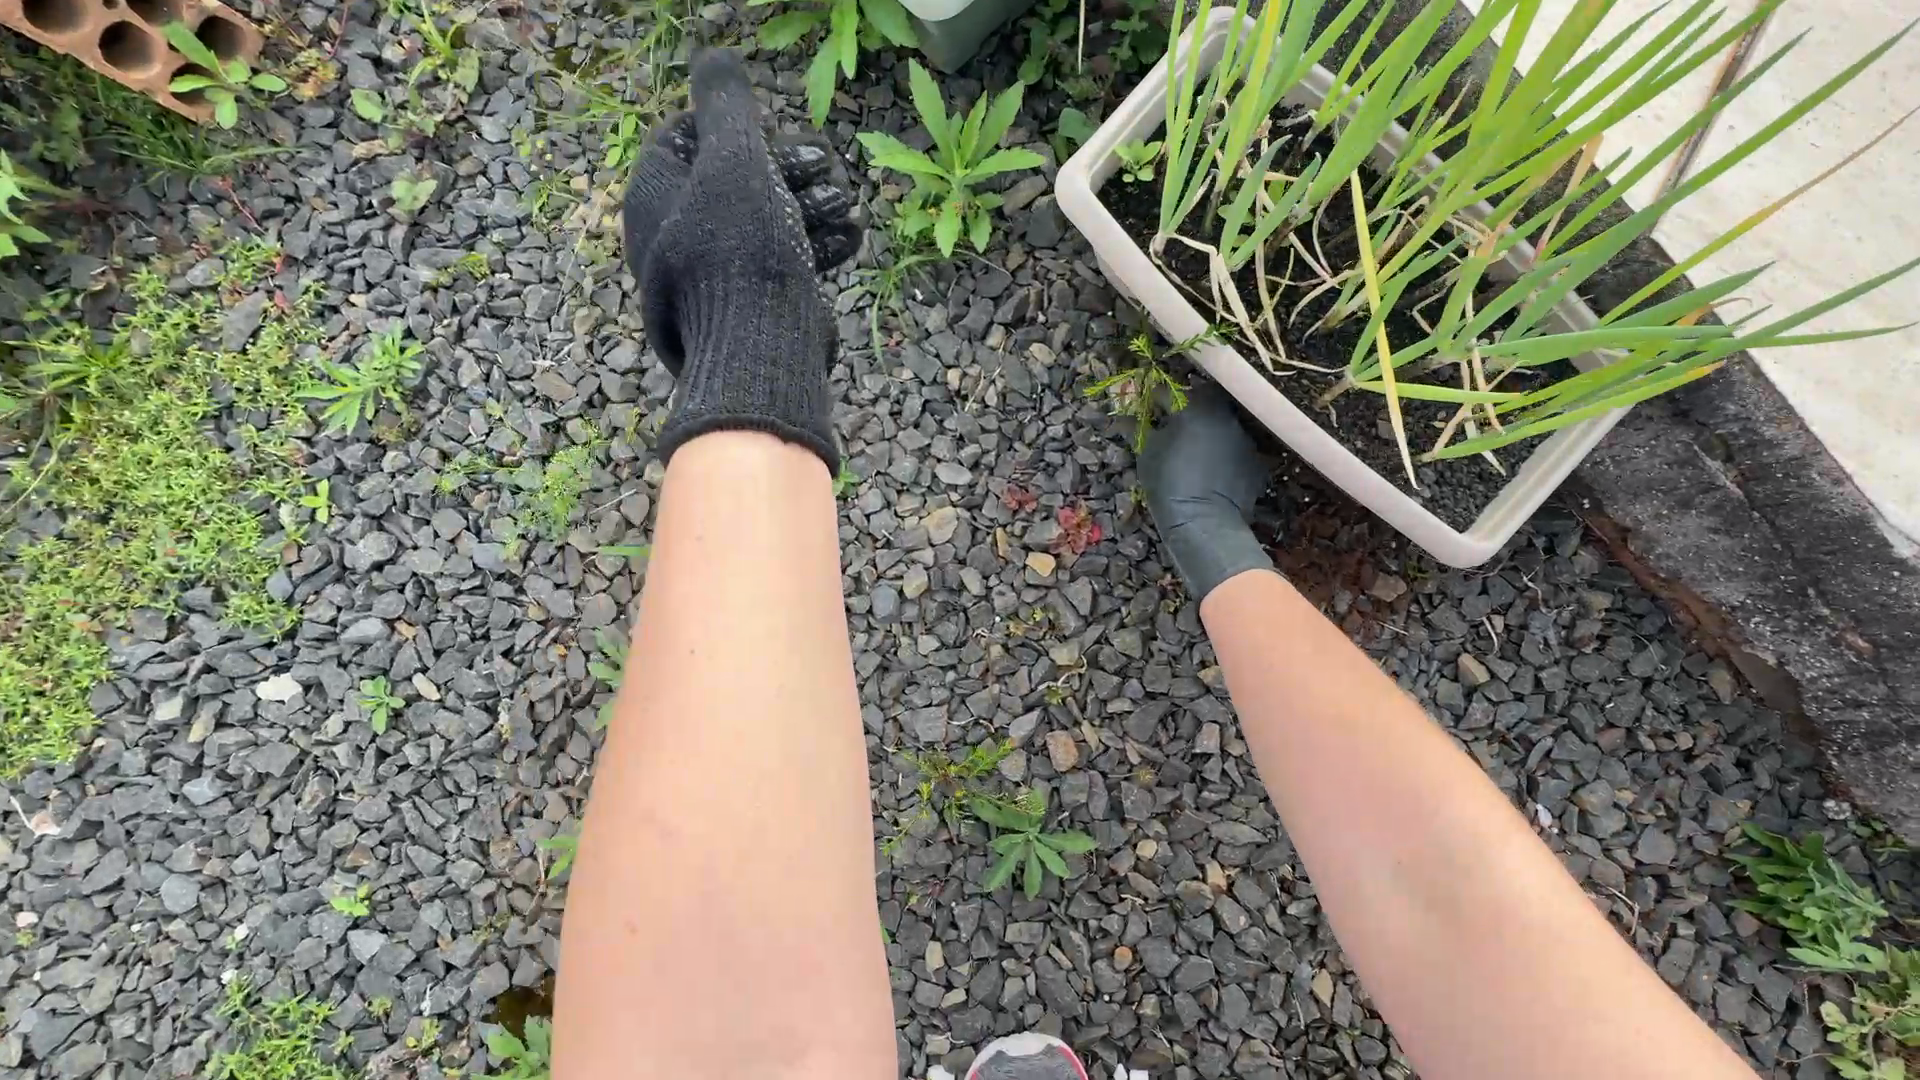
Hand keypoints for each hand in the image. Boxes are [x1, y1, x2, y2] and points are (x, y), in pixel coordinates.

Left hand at [620, 49, 860, 468]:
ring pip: (767, 222)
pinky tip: (850, 237)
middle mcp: (679, 235)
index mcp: (658, 196)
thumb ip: (726, 103)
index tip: (777, 136)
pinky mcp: (752, 304)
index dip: (740, 130)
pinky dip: (815, 246)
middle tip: (826, 167)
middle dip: (790, 172)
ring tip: (845, 206)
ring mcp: (716, 274)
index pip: (691, 139)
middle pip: (738, 181)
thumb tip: (715, 58)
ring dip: (811, 208)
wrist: (762, 345)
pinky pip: (781, 262)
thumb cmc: (740, 248)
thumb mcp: (733, 158)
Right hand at [1140, 383, 1272, 601]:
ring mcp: (1246, 439)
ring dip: (1209, 432)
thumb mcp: (1147, 454)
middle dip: (1188, 411)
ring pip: (1223, 426)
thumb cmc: (1169, 483)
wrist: (1205, 523)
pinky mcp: (1257, 462)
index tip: (1150, 410)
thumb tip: (1121, 417)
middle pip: (1204, 403)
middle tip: (1174, 428)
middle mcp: (1226, 415)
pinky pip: (1236, 450)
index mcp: (1196, 407)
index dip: (1157, 400)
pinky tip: (1213, 472)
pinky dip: (1225, 456)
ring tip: (1195, 453)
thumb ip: (1137, 429)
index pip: (1171, 391)